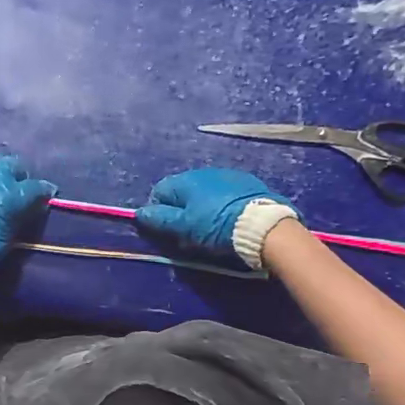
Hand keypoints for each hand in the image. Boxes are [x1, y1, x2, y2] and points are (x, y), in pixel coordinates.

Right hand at [135, 168, 295, 268]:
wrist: (265, 227)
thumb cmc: (217, 228)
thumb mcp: (184, 228)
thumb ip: (160, 219)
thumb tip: (139, 213)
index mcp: (185, 181)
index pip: (159, 192)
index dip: (159, 211)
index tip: (168, 230)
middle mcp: (204, 172)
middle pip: (182, 191)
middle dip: (182, 209)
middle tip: (190, 232)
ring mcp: (228, 175)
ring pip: (204, 191)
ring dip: (202, 206)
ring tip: (212, 227)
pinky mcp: (248, 183)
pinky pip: (225, 193)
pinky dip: (222, 204)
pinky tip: (230, 219)